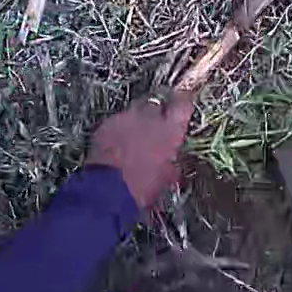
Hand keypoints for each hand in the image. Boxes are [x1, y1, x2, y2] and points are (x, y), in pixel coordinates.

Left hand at [86, 92, 194, 209]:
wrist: (108, 189)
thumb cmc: (142, 187)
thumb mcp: (165, 178)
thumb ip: (171, 163)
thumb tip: (172, 163)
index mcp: (170, 129)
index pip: (183, 104)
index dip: (184, 101)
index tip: (185, 102)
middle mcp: (149, 117)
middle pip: (158, 101)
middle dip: (159, 109)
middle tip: (159, 122)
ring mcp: (126, 117)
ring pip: (136, 109)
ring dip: (139, 119)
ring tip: (136, 134)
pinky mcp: (106, 123)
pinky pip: (117, 119)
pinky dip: (120, 127)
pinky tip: (118, 141)